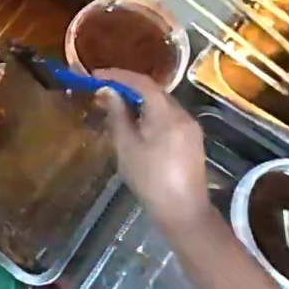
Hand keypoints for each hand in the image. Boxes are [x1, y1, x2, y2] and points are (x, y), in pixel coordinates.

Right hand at [95, 69, 212, 229]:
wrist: (183, 212)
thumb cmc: (151, 181)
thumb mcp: (127, 148)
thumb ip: (118, 116)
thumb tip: (108, 92)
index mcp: (167, 115)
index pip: (143, 83)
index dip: (118, 75)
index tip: (96, 76)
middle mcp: (183, 115)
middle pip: (154, 92)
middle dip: (128, 88)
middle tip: (103, 91)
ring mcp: (191, 128)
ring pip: (162, 105)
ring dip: (139, 101)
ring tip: (115, 107)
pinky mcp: (192, 140)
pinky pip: (168, 117)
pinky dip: (150, 114)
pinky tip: (136, 124)